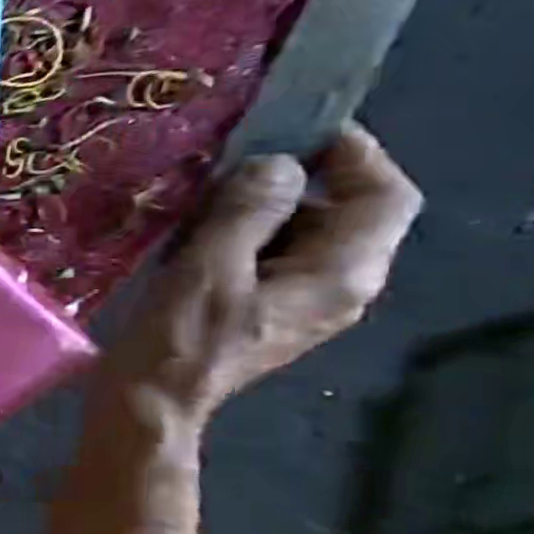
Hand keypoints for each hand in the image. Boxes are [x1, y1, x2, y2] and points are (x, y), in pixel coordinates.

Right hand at [98, 123, 422, 428]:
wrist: (151, 404)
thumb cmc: (181, 338)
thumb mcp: (211, 265)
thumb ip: (250, 207)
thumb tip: (277, 163)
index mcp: (341, 274)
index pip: (383, 194)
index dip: (350, 152)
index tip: (291, 130)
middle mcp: (339, 288)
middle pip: (342, 211)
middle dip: (290, 182)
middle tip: (226, 170)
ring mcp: (303, 304)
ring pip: (301, 235)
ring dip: (259, 211)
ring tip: (201, 204)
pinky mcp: (268, 313)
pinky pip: (272, 259)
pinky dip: (243, 238)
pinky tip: (195, 240)